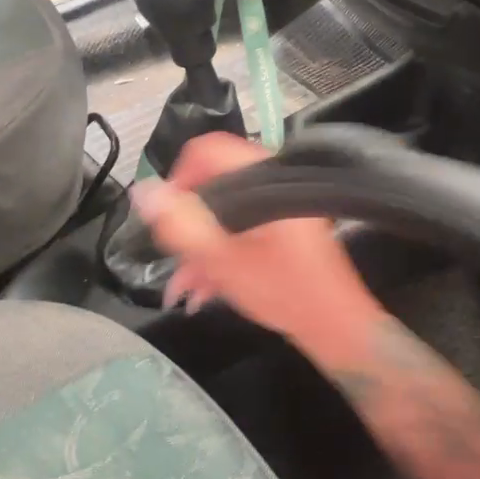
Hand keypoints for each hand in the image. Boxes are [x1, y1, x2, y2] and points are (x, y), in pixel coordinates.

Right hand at [131, 133, 385, 349]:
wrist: (334, 326)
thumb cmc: (285, 292)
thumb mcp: (222, 261)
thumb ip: (180, 226)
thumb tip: (145, 193)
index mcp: (262, 182)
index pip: (205, 153)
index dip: (177, 180)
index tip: (164, 216)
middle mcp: (271, 187)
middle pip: (211, 190)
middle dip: (186, 228)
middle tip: (172, 258)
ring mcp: (277, 211)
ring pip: (223, 218)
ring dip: (199, 251)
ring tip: (183, 288)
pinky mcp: (281, 232)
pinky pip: (240, 234)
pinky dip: (219, 257)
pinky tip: (203, 290)